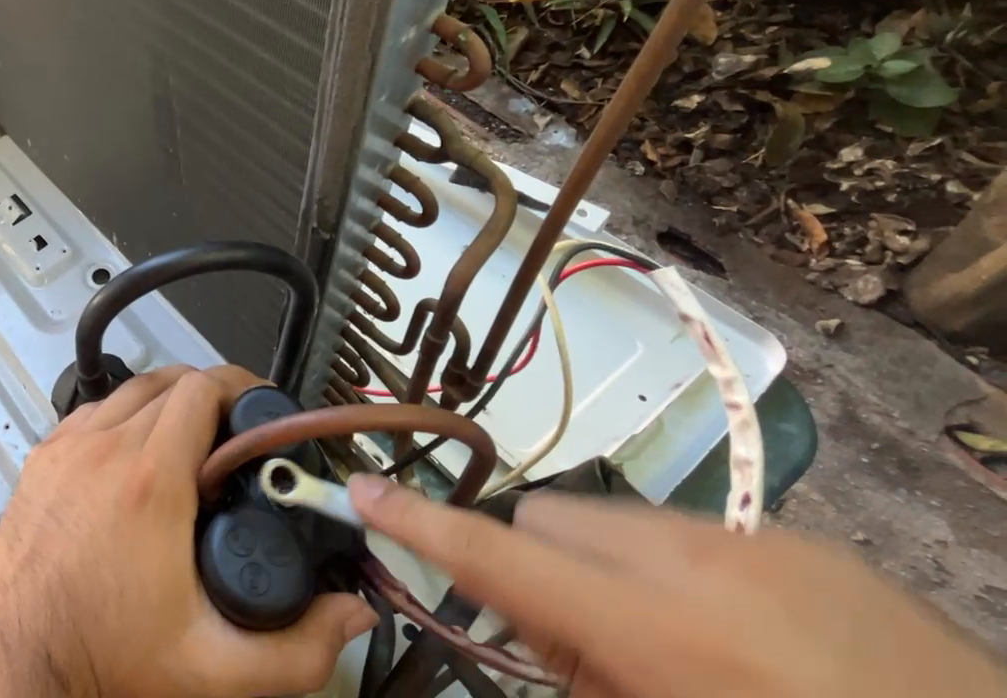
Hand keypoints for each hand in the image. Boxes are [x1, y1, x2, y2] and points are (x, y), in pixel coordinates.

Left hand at [0, 366, 375, 696]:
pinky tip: (135, 454)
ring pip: (128, 391)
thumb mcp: (215, 667)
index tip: (258, 405)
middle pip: (169, 382)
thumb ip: (298, 648)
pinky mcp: (42, 458)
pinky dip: (120, 417)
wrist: (23, 660)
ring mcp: (67, 449)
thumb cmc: (105, 655)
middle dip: (209, 397)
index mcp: (150, 482)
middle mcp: (104, 450)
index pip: (202, 389)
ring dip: (165, 403)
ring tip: (190, 440)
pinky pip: (91, 411)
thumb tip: (347, 613)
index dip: (240, 387)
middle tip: (232, 432)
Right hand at [350, 476, 1006, 697]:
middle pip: (545, 516)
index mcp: (656, 631)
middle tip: (574, 634)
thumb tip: (530, 618)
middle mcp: (692, 559)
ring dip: (604, 564)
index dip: (418, 524)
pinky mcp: (806, 540)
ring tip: (672, 640)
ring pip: (612, 518)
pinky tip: (743, 636)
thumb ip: (578, 674)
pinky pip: (690, 531)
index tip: (359, 492)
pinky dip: (676, 570)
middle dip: (533, 561)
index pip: (496, 557)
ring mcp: (755, 539)